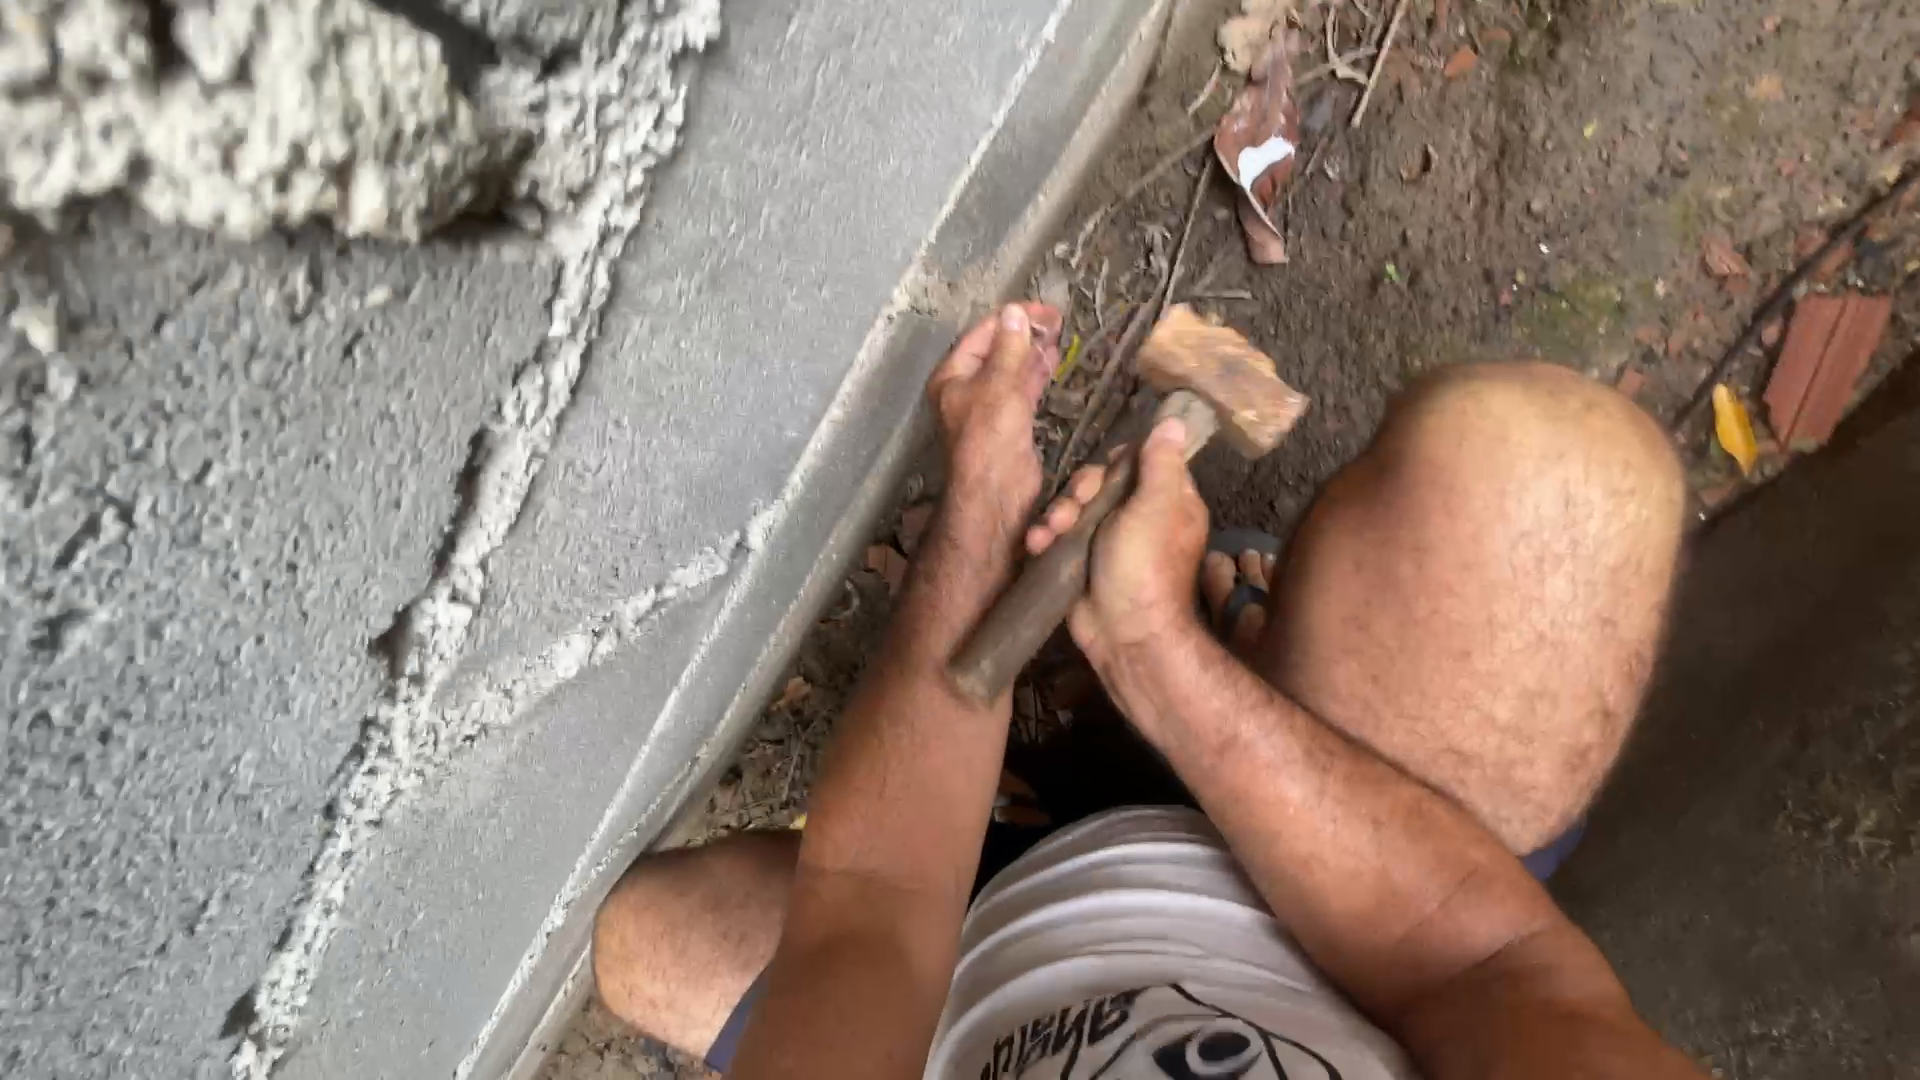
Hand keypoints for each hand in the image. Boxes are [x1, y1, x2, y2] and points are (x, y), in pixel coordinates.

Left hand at [925, 303, 1061, 548]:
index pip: (982, 334)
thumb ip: (1010, 347)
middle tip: (1056, 320)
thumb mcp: (999, 384)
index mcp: (953, 376)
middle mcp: (967, 389)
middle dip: (1024, 334)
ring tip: (1058, 335)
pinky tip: (1053, 361)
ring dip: (1032, 352)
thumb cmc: (989, 434)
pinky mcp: (1009, 423)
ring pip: (1011, 370)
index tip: (1043, 310)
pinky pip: (1022, 390)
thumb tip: (1014, 311)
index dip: (1012, 318)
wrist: (996, 490)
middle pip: (996, 351)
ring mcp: (988, 407)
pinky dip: (1036, 374)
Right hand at [1026, 417, 1209, 670]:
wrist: (1123, 634)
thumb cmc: (1144, 567)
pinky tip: (1036, 545)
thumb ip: (1160, 463)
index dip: (1116, 463)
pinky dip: (1046, 537)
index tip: (1105, 474)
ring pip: (1075, 507)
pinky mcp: (1081, 560)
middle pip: (1101, 482)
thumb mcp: (1155, 507)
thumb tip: (1175, 421)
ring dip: (1057, 515)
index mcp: (1168, 501)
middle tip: (1073, 508)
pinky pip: (1060, 535)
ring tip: (1048, 534)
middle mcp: (1139, 516)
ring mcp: (1108, 539)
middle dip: (1079, 492)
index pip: (1140, 462)